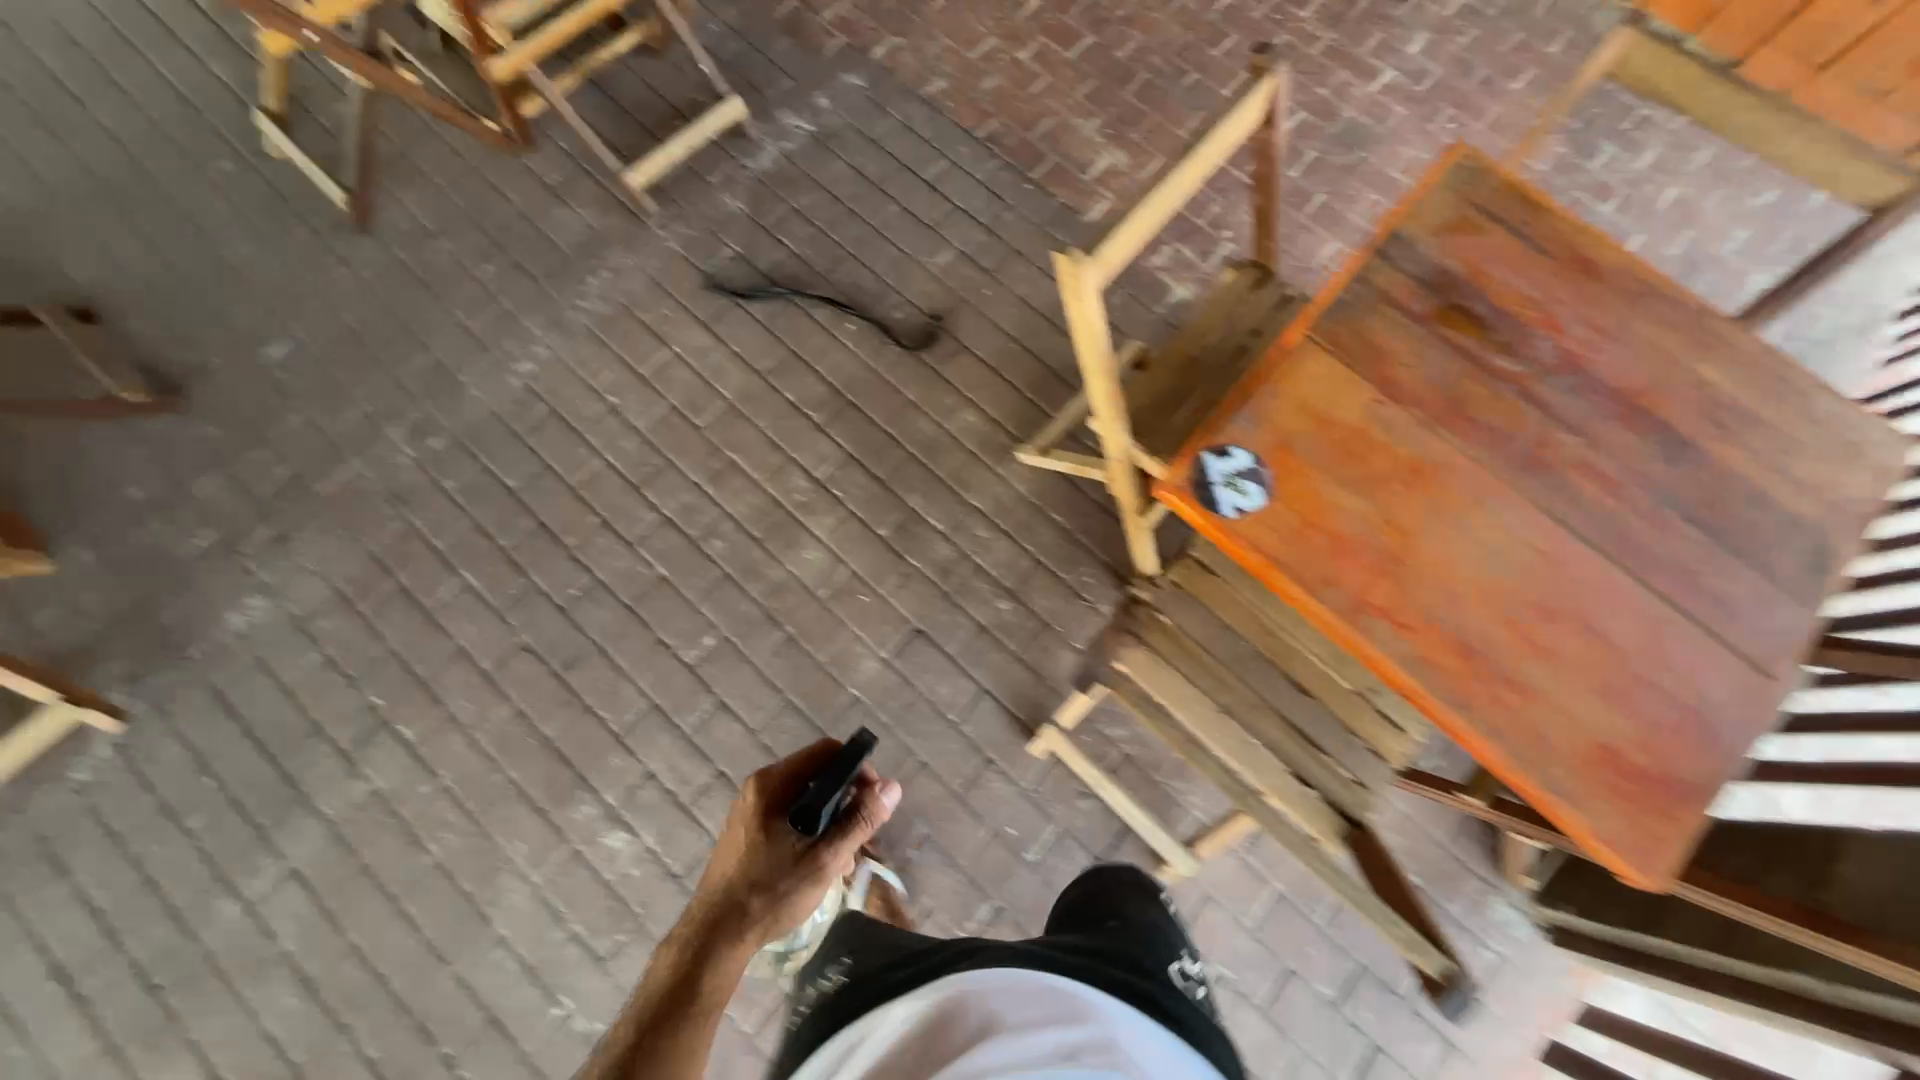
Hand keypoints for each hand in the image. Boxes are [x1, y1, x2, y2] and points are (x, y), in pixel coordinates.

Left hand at [685, 738, 902, 949]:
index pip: (828, 752)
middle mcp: (761, 787)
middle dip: (847, 804)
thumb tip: (893, 787)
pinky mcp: (751, 830)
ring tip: (843, 862)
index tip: (874, 802)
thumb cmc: (770, 893)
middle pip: (819, 775)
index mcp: (773, 783)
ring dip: (833, 823)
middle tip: (861, 840)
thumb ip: (860, 820)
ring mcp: (753, 809)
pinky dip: (813, 832)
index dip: (858, 770)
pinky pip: (792, 816)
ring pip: (808, 800)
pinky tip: (821, 866)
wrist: (715, 936)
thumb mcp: (824, 858)